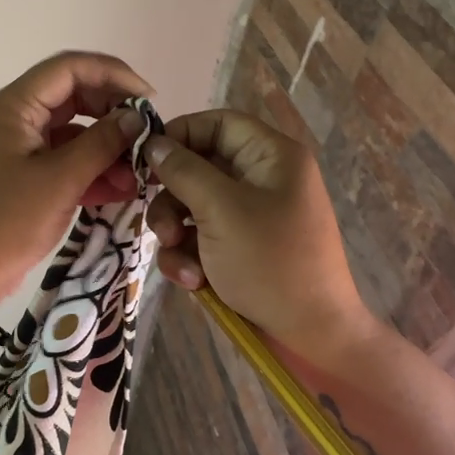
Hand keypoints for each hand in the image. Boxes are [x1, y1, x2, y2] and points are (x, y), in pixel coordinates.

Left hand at [0, 52, 152, 305]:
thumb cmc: (8, 222)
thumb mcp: (60, 181)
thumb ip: (102, 144)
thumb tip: (137, 117)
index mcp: (14, 106)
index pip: (70, 68)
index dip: (114, 76)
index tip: (150, 100)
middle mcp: (16, 118)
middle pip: (75, 98)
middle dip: (114, 117)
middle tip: (147, 138)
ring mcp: (20, 149)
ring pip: (74, 133)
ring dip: (107, 150)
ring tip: (139, 175)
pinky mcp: (26, 177)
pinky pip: (66, 162)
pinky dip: (92, 172)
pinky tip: (122, 190)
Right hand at [143, 109, 379, 352]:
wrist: (309, 331)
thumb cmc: (270, 262)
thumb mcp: (221, 211)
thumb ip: (184, 172)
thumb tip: (154, 144)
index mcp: (271, 157)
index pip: (218, 124)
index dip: (180, 136)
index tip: (145, 160)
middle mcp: (262, 180)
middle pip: (198, 169)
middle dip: (172, 202)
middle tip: (161, 230)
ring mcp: (251, 217)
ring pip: (192, 209)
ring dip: (176, 238)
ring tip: (183, 268)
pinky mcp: (240, 249)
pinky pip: (202, 240)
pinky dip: (191, 258)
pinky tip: (195, 282)